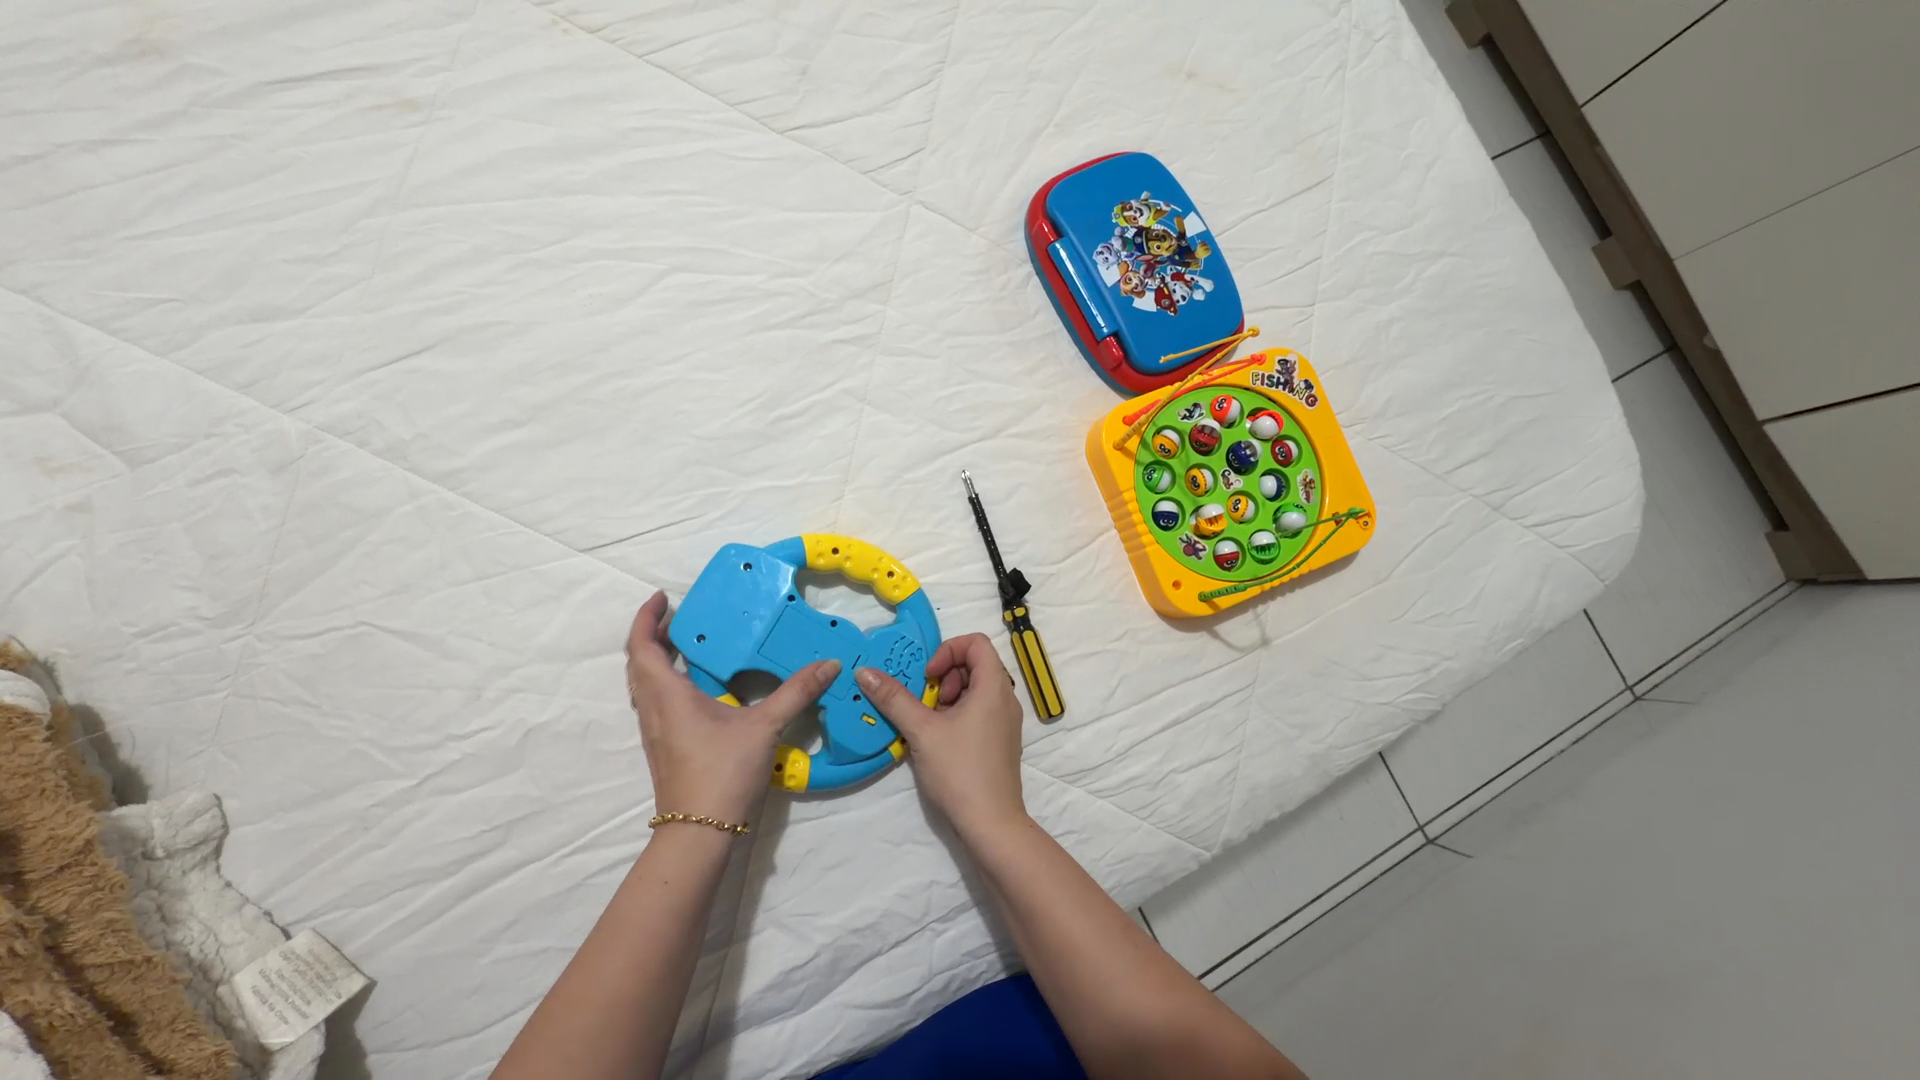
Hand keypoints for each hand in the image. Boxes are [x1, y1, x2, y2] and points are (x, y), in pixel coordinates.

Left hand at [626, 591, 838, 824]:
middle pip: (639, 662)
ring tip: (687, 644)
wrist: (698, 830)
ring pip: (643, 683)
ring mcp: (653, 729)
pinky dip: (665, 681)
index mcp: (668, 694)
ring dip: (656, 659)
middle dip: (652, 634)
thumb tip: (828, 664)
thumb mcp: (764, 727)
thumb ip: (796, 692)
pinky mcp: (662, 745)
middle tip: (678, 616)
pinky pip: (654, 700)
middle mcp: (652, 708)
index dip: (647, 618)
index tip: (664, 597)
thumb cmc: (723, 772)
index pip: (642, 646)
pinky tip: (695, 687)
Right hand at [855, 634, 1027, 838]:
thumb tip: (865, 672)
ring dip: (947, 696)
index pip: (976, 643)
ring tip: (929, 722)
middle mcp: (1006, 698)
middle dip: (944, 675)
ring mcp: (1006, 721)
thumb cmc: (959, 771)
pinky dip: (957, 713)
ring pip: (975, 689)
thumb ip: (893, 698)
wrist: (991, 822)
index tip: (927, 676)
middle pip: (976, 664)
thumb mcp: (921, 731)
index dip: (947, 650)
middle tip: (926, 702)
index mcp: (994, 686)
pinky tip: (939, 739)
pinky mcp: (1001, 740)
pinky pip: (980, 710)